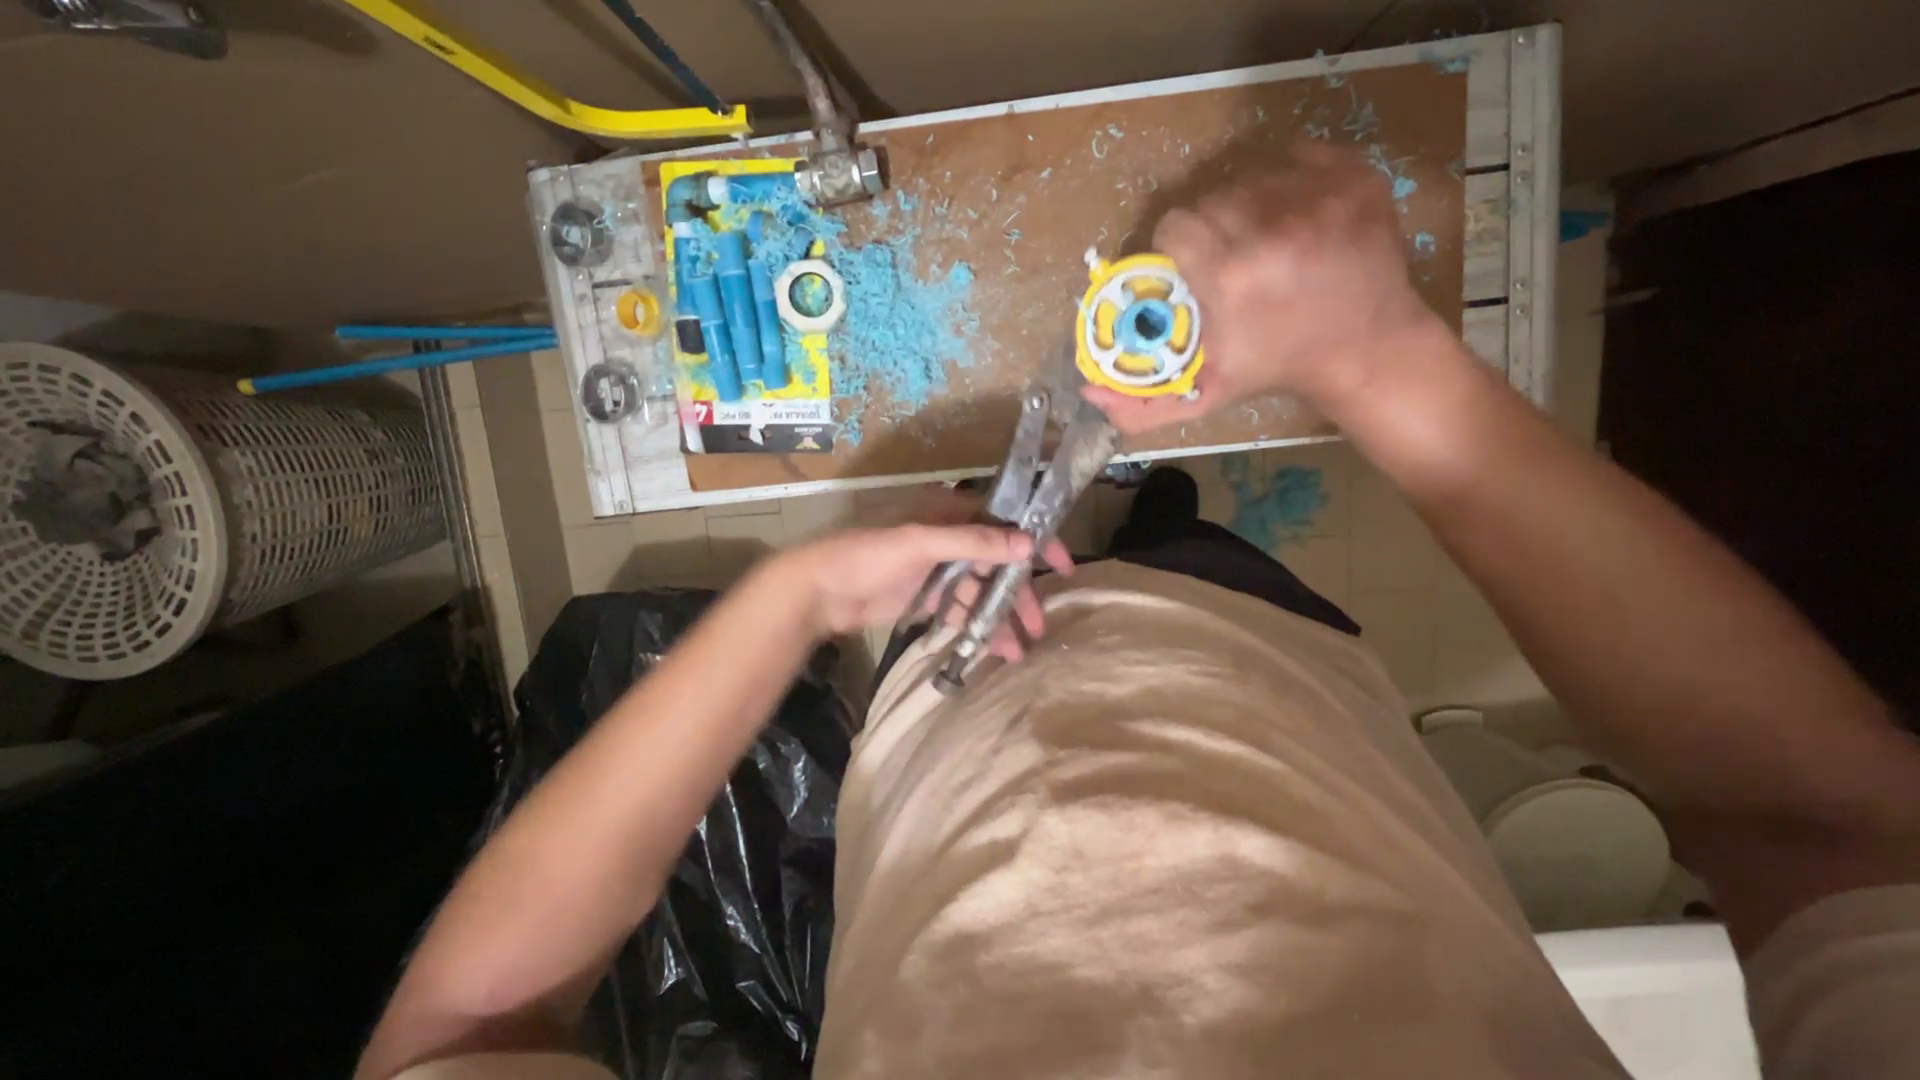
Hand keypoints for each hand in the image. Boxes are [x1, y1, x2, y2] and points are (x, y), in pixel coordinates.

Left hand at [777, 496, 1073, 659]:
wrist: (818, 591)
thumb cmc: (866, 555)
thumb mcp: (919, 543)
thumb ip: (972, 542)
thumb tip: (1026, 542)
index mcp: (950, 513)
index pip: (1004, 523)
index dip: (1036, 542)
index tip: (1064, 566)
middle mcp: (950, 538)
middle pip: (997, 564)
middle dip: (1019, 594)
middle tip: (1040, 625)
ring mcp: (938, 570)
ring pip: (980, 592)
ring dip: (999, 618)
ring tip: (1019, 650)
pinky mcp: (926, 598)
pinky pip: (960, 611)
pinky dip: (976, 627)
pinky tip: (993, 649)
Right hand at [1084, 141, 1449, 434]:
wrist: (1367, 350)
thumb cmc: (1279, 368)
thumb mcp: (1205, 394)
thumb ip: (1141, 404)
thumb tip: (1086, 391)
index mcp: (1229, 276)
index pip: (1175, 225)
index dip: (1179, 246)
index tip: (1195, 266)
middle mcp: (1270, 231)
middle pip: (1211, 199)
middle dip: (1214, 228)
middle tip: (1233, 258)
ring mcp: (1318, 200)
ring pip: (1253, 177)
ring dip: (1252, 205)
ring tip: (1269, 240)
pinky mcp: (1355, 179)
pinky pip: (1301, 155)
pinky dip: (1294, 179)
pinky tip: (1300, 215)